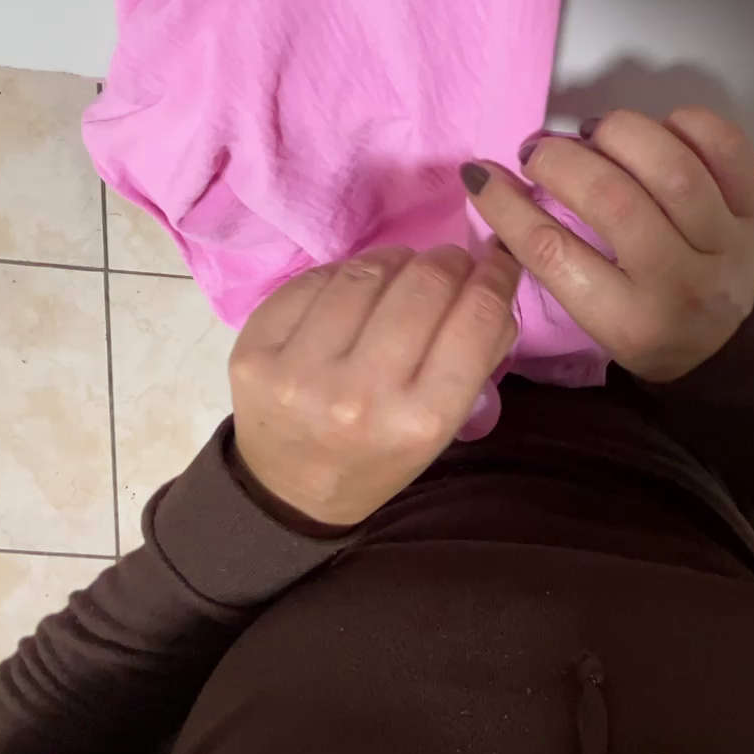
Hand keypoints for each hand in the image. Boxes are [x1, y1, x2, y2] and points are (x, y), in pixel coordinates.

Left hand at [228, 244, 520, 527]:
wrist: (291, 492)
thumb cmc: (382, 457)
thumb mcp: (444, 427)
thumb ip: (477, 358)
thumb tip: (492, 286)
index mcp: (422, 420)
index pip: (476, 319)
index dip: (497, 277)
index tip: (498, 263)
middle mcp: (363, 394)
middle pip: (425, 284)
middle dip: (450, 262)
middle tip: (452, 264)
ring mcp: (302, 370)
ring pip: (369, 271)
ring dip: (397, 261)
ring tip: (402, 274)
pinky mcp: (255, 350)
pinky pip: (316, 279)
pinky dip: (346, 275)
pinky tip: (353, 291)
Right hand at [462, 107, 753, 381]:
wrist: (723, 349)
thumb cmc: (643, 332)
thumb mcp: (592, 319)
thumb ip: (552, 260)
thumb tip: (496, 187)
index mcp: (628, 321)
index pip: (556, 254)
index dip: (508, 208)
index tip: (482, 176)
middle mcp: (679, 282)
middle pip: (614, 203)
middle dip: (561, 163)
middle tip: (538, 152)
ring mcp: (725, 243)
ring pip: (671, 167)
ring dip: (618, 133)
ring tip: (593, 134)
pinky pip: (725, 146)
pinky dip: (685, 123)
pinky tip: (656, 132)